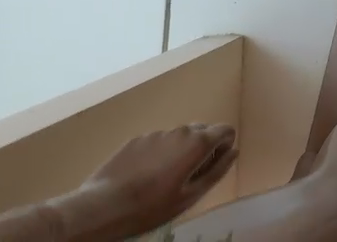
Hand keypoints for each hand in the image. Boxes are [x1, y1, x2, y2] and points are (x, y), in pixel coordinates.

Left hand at [76, 124, 238, 235]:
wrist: (102, 207)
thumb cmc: (151, 206)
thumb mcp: (190, 196)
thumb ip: (217, 170)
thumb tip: (234, 151)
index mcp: (198, 142)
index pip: (226, 130)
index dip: (224, 147)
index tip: (211, 167)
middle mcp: (181, 130)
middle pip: (203, 131)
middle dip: (202, 148)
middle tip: (188, 176)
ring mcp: (157, 132)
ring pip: (179, 136)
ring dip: (180, 150)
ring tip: (162, 178)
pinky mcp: (137, 138)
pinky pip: (158, 141)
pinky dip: (159, 153)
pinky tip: (143, 175)